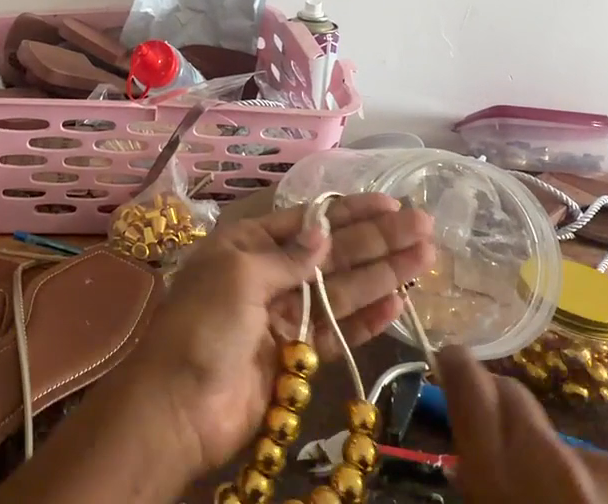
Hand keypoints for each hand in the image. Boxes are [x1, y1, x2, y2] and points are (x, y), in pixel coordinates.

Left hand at [120, 194, 434, 477]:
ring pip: (341, 290)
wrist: (180, 404)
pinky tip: (399, 302)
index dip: (349, 212)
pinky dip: (367, 318)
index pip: (307, 221)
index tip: (391, 204)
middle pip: (331, 254)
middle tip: (426, 228)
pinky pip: (337, 331)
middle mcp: (267, 275)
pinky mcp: (296, 356)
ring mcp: (283, 316)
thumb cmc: (203, 324)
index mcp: (245, 245)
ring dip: (383, 274)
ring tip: (426, 258)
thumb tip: (323, 231)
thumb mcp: (239, 274)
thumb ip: (287, 257)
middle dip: (377, 239)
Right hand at [440, 345, 607, 501]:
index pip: (470, 386)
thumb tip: (469, 466)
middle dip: (503, 413)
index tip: (451, 363)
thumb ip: (481, 491)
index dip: (458, 368)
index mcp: (502, 476)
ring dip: (565, 473)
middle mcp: (553, 460)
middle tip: (505, 452)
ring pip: (570, 449)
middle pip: (514, 398)